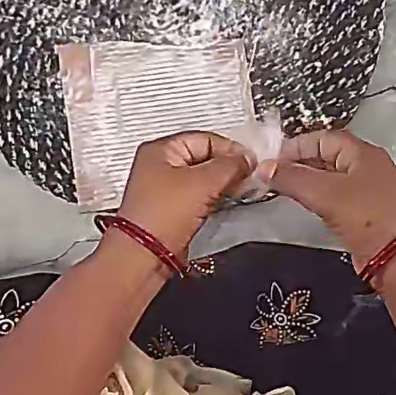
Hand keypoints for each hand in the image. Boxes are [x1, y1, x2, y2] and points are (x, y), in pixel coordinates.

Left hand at [115, 131, 255, 256]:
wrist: (145, 255)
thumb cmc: (163, 215)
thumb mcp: (203, 182)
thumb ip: (230, 165)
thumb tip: (246, 159)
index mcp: (161, 150)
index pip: (205, 139)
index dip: (230, 149)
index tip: (250, 162)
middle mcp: (161, 166)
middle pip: (205, 158)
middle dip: (228, 168)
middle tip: (247, 178)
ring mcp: (166, 189)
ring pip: (204, 179)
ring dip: (223, 185)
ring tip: (239, 192)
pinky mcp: (173, 210)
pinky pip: (200, 197)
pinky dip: (215, 199)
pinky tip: (226, 204)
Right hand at [262, 130, 395, 269]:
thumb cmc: (363, 215)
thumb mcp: (323, 192)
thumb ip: (291, 178)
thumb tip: (263, 167)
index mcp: (362, 153)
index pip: (323, 138)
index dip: (296, 146)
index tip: (271, 160)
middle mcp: (366, 167)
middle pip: (326, 156)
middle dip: (299, 163)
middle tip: (272, 175)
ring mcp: (367, 190)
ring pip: (330, 178)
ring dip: (307, 181)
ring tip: (282, 189)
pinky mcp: (365, 212)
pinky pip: (336, 197)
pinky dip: (318, 198)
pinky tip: (304, 204)